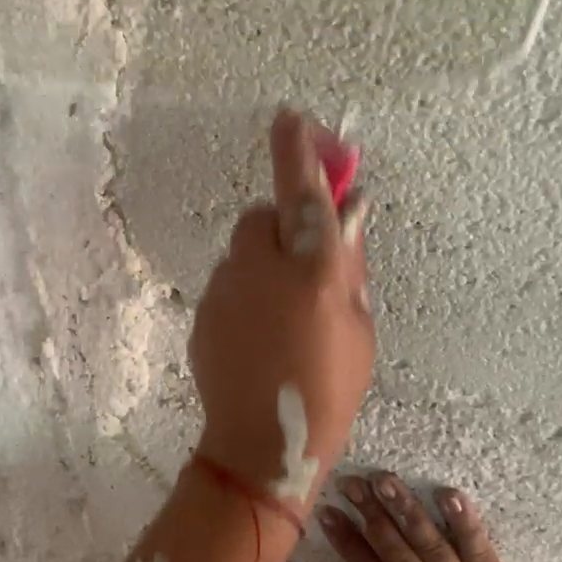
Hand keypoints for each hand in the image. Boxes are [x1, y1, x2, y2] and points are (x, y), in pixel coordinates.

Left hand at [188, 109, 374, 498]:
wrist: (262, 443)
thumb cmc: (328, 391)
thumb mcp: (358, 328)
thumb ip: (350, 266)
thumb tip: (349, 216)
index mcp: (314, 270)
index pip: (304, 194)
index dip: (298, 152)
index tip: (292, 118)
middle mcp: (263, 269)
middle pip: (263, 217)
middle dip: (283, 227)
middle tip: (306, 262)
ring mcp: (225, 290)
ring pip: (243, 252)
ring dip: (264, 264)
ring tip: (285, 313)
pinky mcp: (203, 312)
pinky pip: (229, 283)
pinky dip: (246, 292)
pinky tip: (259, 334)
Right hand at [320, 471, 546, 561]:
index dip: (346, 541)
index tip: (327, 512)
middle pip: (395, 551)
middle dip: (370, 513)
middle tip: (350, 483)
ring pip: (429, 544)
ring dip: (406, 509)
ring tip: (384, 481)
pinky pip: (476, 546)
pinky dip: (462, 520)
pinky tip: (446, 494)